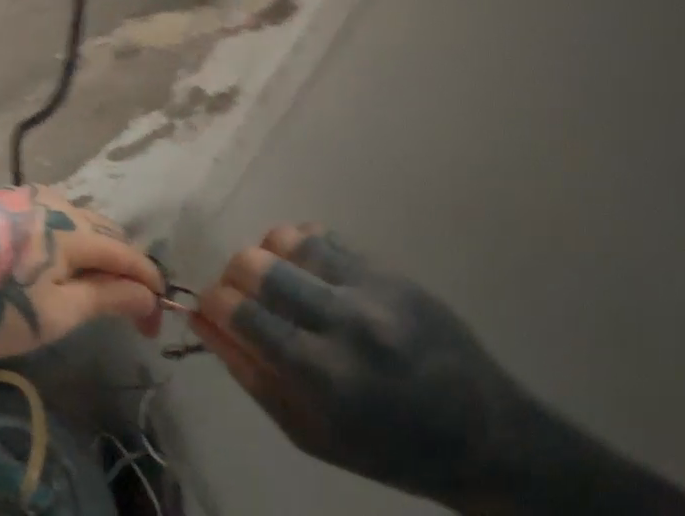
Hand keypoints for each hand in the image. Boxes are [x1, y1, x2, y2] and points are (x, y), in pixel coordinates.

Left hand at [0, 185, 164, 357]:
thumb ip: (108, 298)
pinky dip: (58, 238)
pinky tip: (48, 263)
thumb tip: (149, 295)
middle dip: (120, 266)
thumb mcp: (58, 314)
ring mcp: (15, 198)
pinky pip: (41, 215)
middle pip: (101, 230)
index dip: (148, 286)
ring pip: (71, 218)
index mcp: (70, 227)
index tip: (155, 321)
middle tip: (125, 307)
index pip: (126, 253)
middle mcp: (47, 201)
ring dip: (89, 248)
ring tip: (88, 285)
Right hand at [191, 224, 539, 506]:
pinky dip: (302, 250)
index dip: (212, 304)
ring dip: (269, 257)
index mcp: (320, 373)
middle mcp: (344, 323)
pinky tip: (309, 274)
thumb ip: (247, 370)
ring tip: (280, 282)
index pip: (237, 310)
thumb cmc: (383, 446)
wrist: (484, 437)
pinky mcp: (392, 273)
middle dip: (234, 277)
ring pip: (288, 239)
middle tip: (243, 296)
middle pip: (255, 265)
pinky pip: (326, 237)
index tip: (215, 311)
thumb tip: (199, 317)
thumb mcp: (306, 429)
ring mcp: (372, 291)